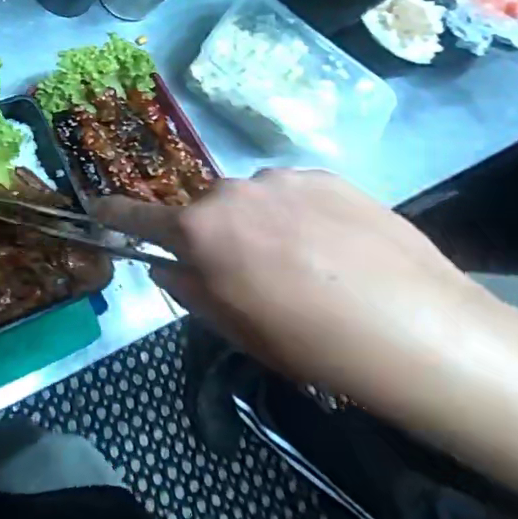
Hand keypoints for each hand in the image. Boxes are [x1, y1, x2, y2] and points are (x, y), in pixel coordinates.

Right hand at [96, 170, 507, 412]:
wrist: (421, 332)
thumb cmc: (310, 343)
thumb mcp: (235, 328)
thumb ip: (188, 289)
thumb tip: (169, 264)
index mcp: (200, 232)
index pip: (140, 217)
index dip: (115, 214)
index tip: (96, 207)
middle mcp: (232, 192)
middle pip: (206, 210)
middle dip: (215, 235)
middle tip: (251, 274)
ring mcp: (282, 178)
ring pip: (252, 200)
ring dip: (261, 223)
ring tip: (306, 264)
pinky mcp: (328, 175)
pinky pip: (293, 194)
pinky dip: (300, 215)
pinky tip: (336, 249)